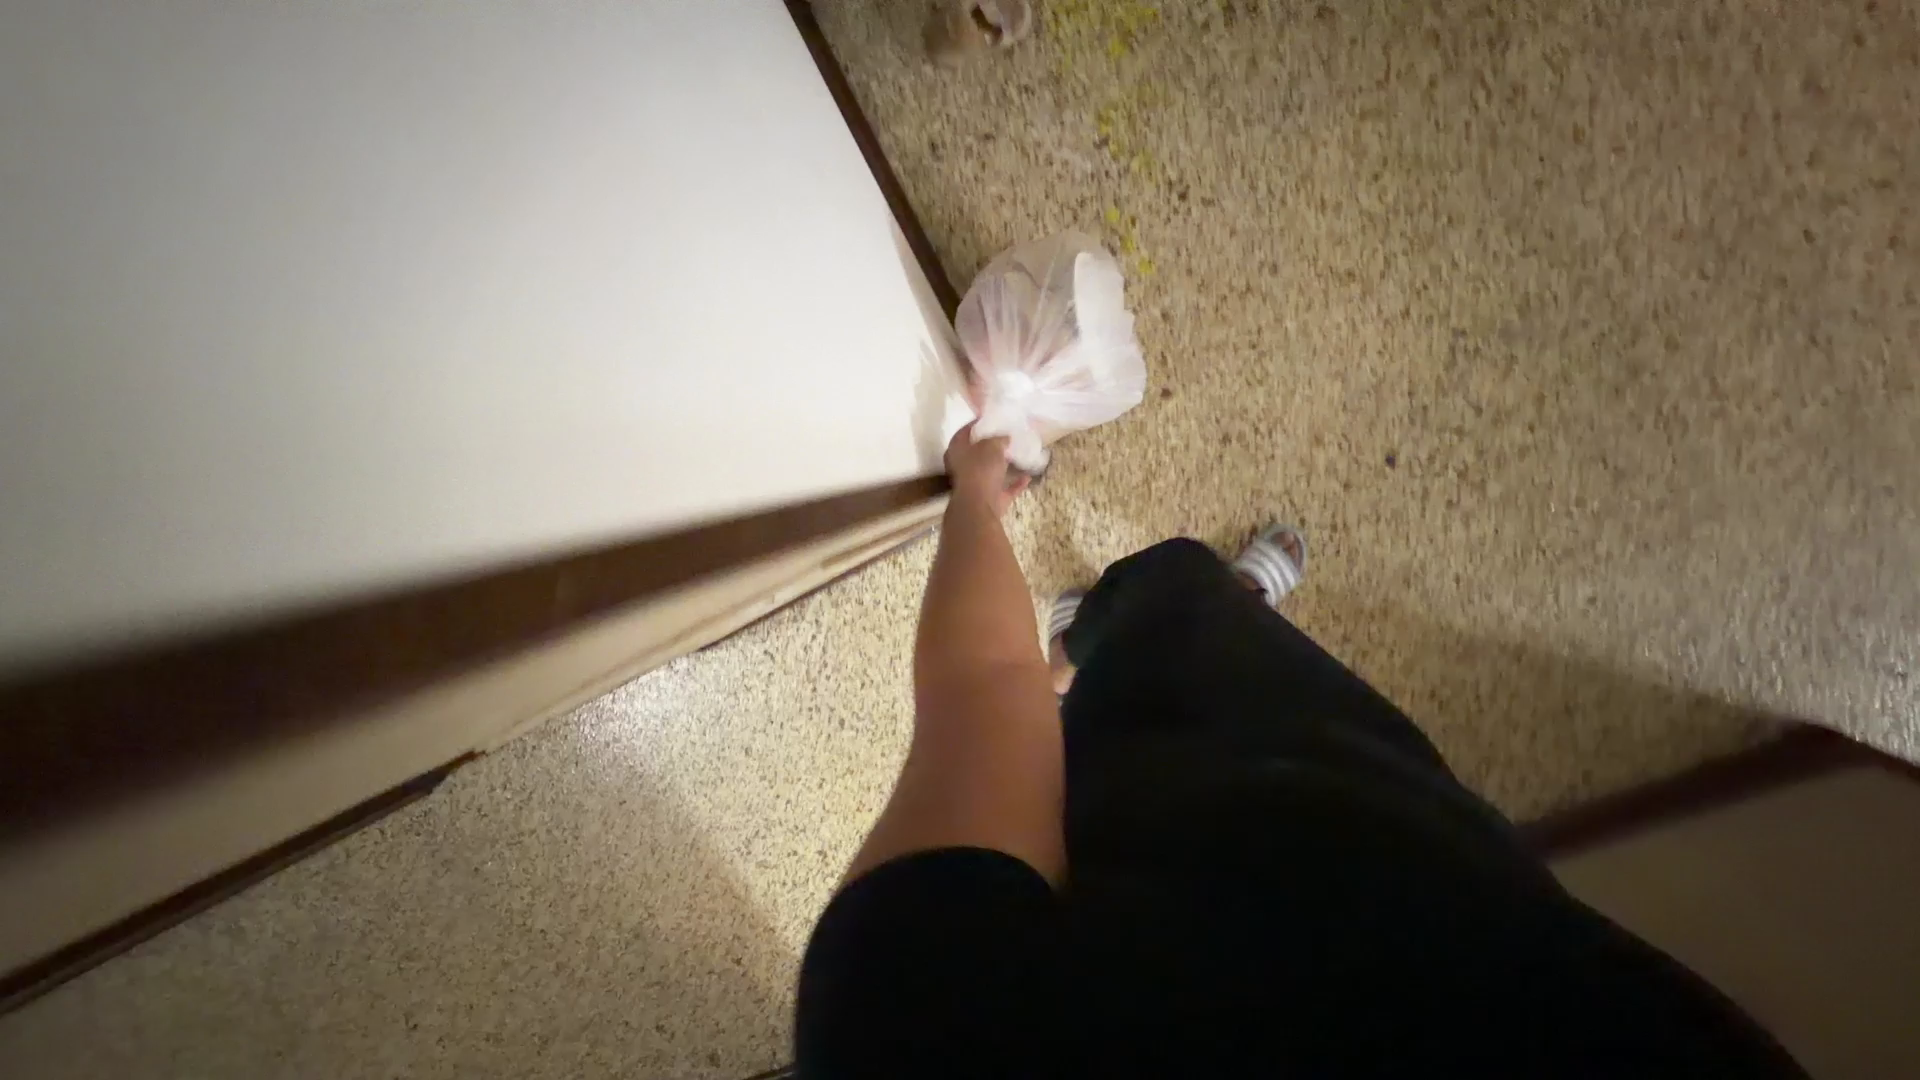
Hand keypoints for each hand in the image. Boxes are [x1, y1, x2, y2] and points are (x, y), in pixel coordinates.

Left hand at [945, 423, 1030, 516]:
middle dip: (992, 445)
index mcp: (956, 450)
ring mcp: (975, 484)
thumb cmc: (981, 469)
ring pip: (990, 471)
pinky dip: (1014, 483)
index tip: (992, 418)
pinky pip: (1003, 488)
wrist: (980, 505)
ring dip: (1003, 465)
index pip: (965, 431)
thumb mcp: (992, 445)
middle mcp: (962, 467)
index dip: (978, 423)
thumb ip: (998, 438)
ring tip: (1018, 454)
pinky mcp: (988, 498)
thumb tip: (1004, 438)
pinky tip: (1027, 476)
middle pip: (977, 452)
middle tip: (1008, 436)